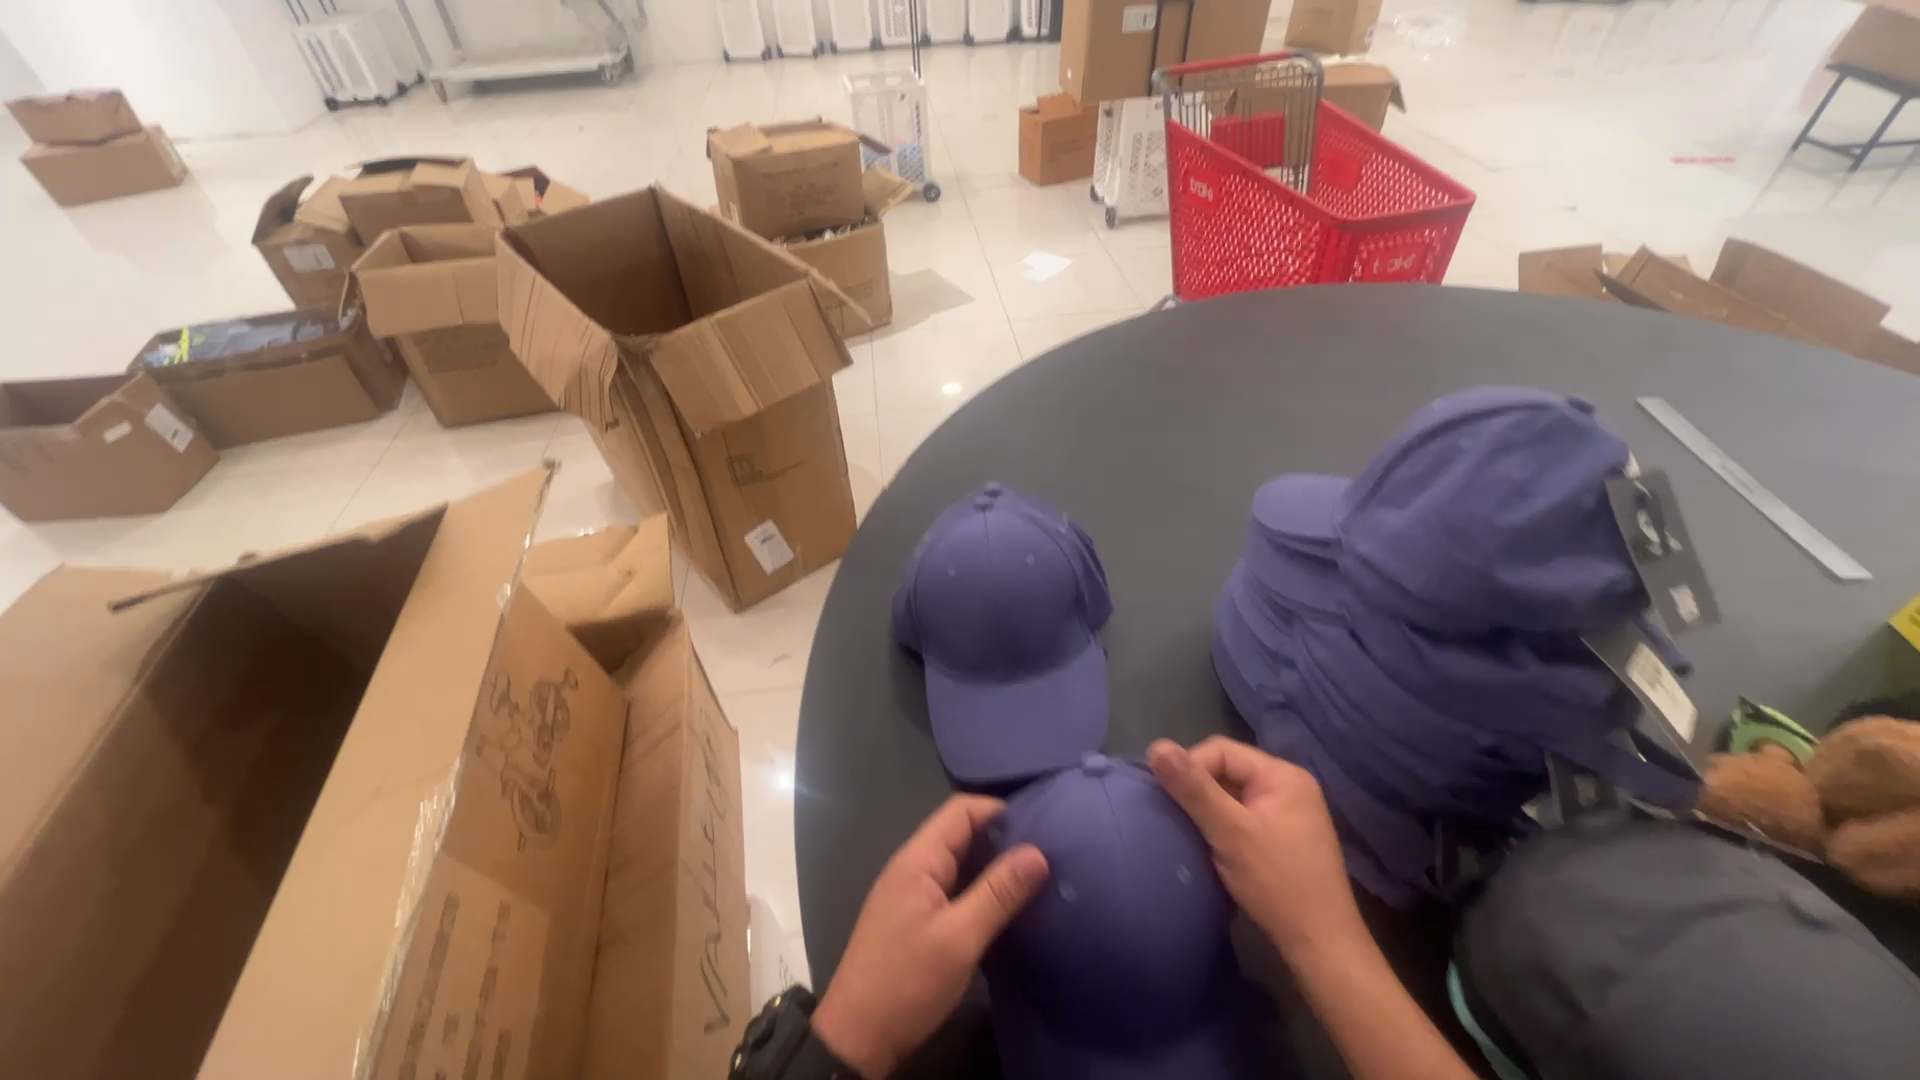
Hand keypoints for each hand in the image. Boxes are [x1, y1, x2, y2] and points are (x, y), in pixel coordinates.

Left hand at [813, 795, 1049, 1077]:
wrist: (857, 1038)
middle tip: (1046, 853)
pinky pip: (952, 886)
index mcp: (918, 860)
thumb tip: (1038, 852)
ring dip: (992, 864)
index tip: (1041, 826)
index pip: (961, 810)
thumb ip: (998, 893)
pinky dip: (979, 888)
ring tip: (1035, 877)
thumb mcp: (960, 939)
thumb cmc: (907, 983)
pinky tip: (1005, 906)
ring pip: (958, 861)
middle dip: (1001, 837)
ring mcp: (911, 893)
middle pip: (960, 832)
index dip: (1000, 811)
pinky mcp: (914, 917)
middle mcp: (912, 867)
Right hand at [1148, 737, 1362, 957]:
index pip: (1221, 750)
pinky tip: (1209, 846)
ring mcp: (1288, 814)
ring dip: (1207, 810)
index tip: (1169, 799)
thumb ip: (1193, 788)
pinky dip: (1221, 826)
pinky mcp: (1283, 838)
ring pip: (1231, 795)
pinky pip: (1241, 816)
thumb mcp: (1230, 832)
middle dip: (1198, 790)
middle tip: (1176, 817)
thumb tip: (1156, 745)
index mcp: (1283, 775)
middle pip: (1227, 769)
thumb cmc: (1277, 884)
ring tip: (1188, 832)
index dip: (1189, 767)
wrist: (1321, 946)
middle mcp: (1289, 786)